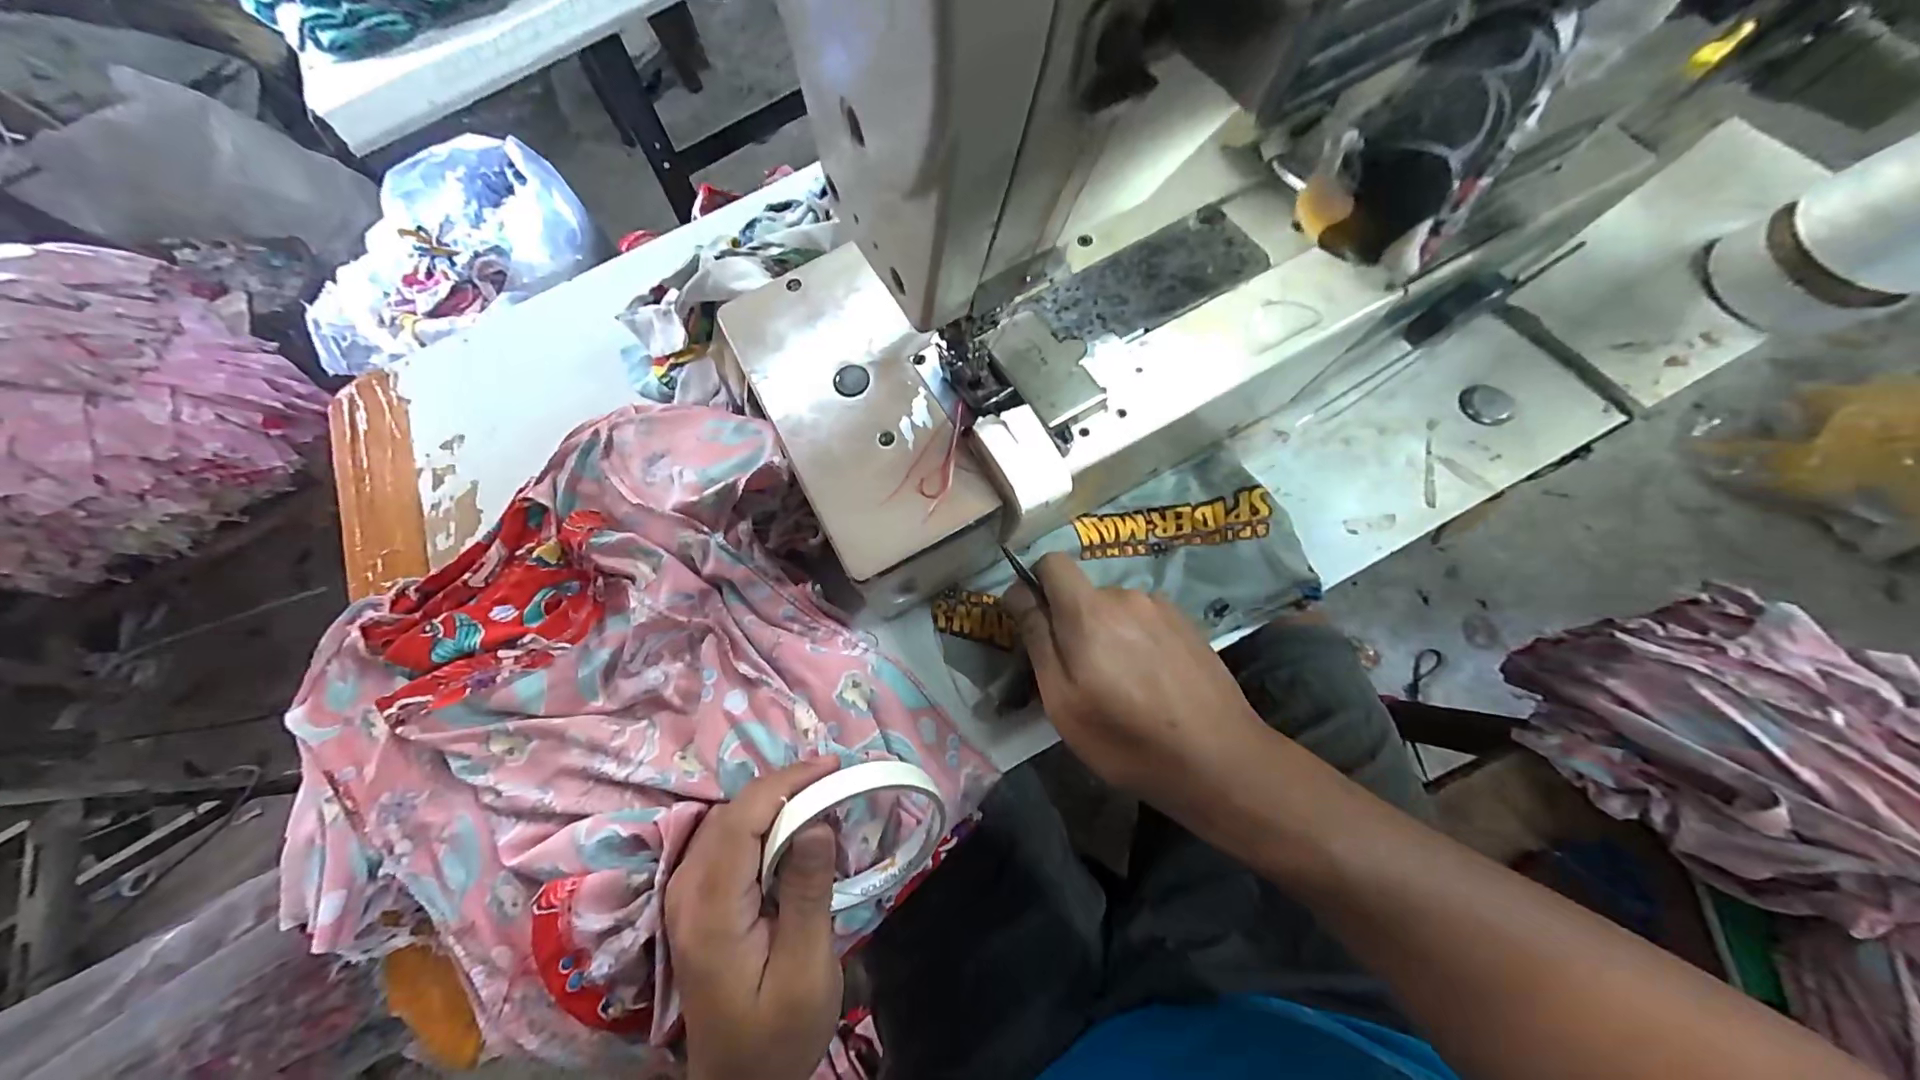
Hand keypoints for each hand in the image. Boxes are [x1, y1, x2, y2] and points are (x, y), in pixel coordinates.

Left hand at [666, 758, 842, 1079]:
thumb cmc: (778, 1034)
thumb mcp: (806, 970)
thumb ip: (808, 892)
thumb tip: (817, 822)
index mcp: (710, 908)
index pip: (742, 819)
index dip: (787, 782)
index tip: (833, 768)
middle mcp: (686, 892)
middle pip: (731, 813)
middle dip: (784, 785)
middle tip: (834, 778)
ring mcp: (684, 895)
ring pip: (726, 821)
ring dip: (773, 798)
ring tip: (821, 792)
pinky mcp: (695, 899)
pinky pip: (726, 839)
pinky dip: (761, 819)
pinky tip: (792, 822)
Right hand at [1001, 554, 1270, 811]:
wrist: (1219, 759)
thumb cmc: (1126, 739)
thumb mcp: (1063, 700)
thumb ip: (1037, 639)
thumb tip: (1017, 593)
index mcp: (1089, 610)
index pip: (1051, 562)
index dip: (1036, 585)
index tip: (1036, 625)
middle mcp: (1126, 596)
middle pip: (1083, 593)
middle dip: (1072, 623)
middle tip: (1080, 677)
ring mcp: (1162, 608)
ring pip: (1115, 610)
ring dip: (1107, 635)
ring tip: (1121, 685)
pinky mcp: (1187, 625)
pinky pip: (1144, 621)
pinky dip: (1136, 641)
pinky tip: (1152, 682)